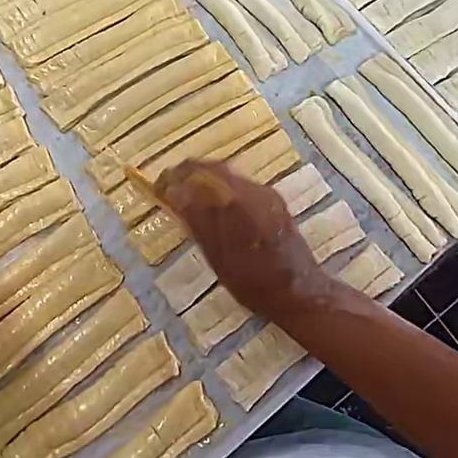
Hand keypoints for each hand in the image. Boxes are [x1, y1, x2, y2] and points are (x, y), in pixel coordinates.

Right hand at [156, 160, 342, 319]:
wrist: (298, 290)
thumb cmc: (253, 282)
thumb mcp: (216, 256)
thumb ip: (197, 220)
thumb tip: (175, 192)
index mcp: (232, 201)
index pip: (195, 173)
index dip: (173, 176)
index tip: (159, 186)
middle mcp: (250, 189)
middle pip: (212, 167)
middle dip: (188, 173)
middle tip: (170, 186)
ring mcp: (265, 192)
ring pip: (228, 173)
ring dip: (205, 178)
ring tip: (188, 196)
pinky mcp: (274, 199)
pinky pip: (241, 184)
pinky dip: (222, 187)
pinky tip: (215, 205)